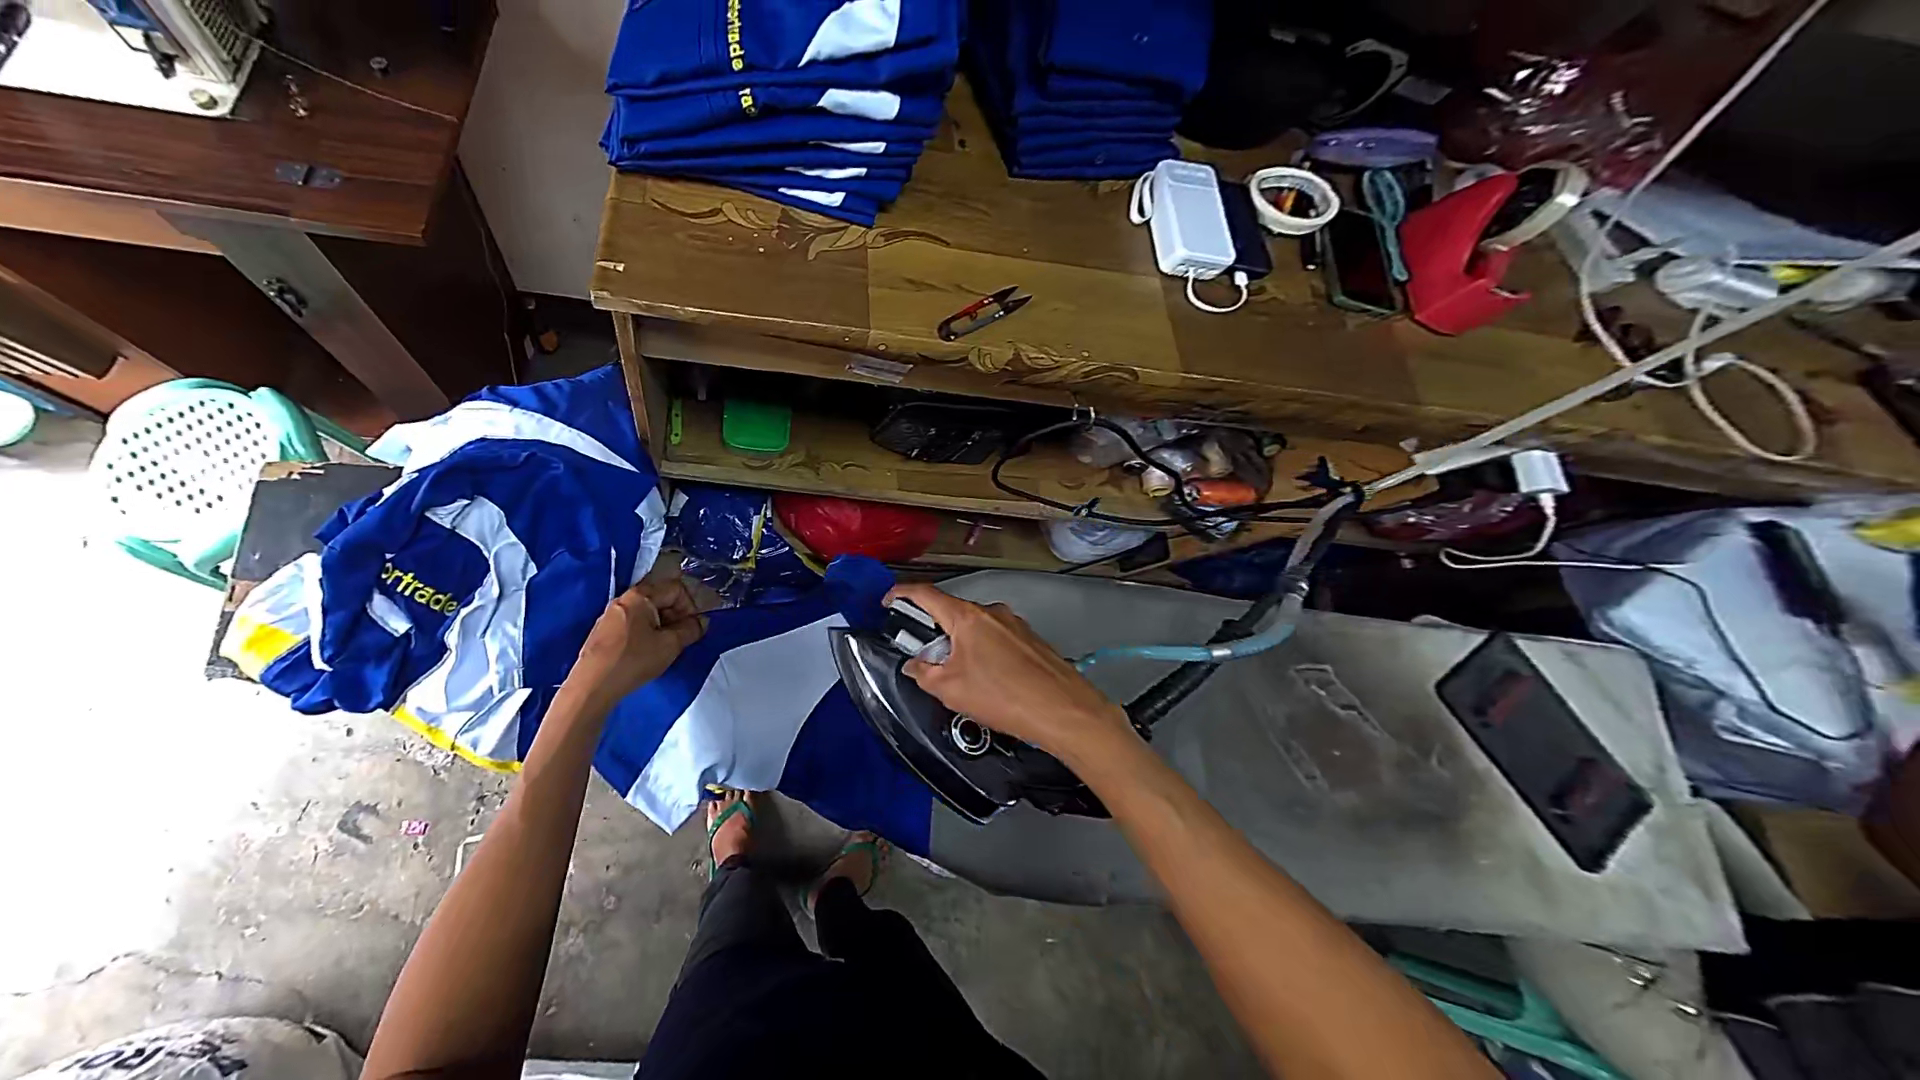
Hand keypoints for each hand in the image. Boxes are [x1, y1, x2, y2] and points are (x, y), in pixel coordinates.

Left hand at [566, 575, 705, 708]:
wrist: (593, 685)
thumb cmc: (634, 659)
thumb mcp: (671, 645)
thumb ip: (691, 629)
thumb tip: (701, 621)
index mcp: (640, 596)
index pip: (675, 588)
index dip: (690, 606)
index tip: (692, 626)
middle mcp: (623, 600)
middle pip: (660, 599)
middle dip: (676, 616)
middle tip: (682, 638)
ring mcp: (610, 616)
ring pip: (646, 613)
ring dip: (662, 626)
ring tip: (665, 647)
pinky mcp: (603, 632)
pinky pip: (633, 624)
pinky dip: (646, 633)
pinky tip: (646, 653)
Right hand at [888, 583, 1130, 760]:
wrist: (1062, 711)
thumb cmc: (1006, 697)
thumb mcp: (950, 690)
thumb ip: (924, 672)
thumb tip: (916, 665)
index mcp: (968, 617)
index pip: (926, 594)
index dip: (902, 594)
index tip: (889, 600)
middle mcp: (992, 613)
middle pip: (952, 614)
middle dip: (935, 634)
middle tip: (926, 661)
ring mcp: (1015, 625)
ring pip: (976, 629)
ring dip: (962, 648)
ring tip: (964, 682)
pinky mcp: (1031, 640)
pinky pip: (998, 640)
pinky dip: (985, 655)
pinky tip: (990, 683)